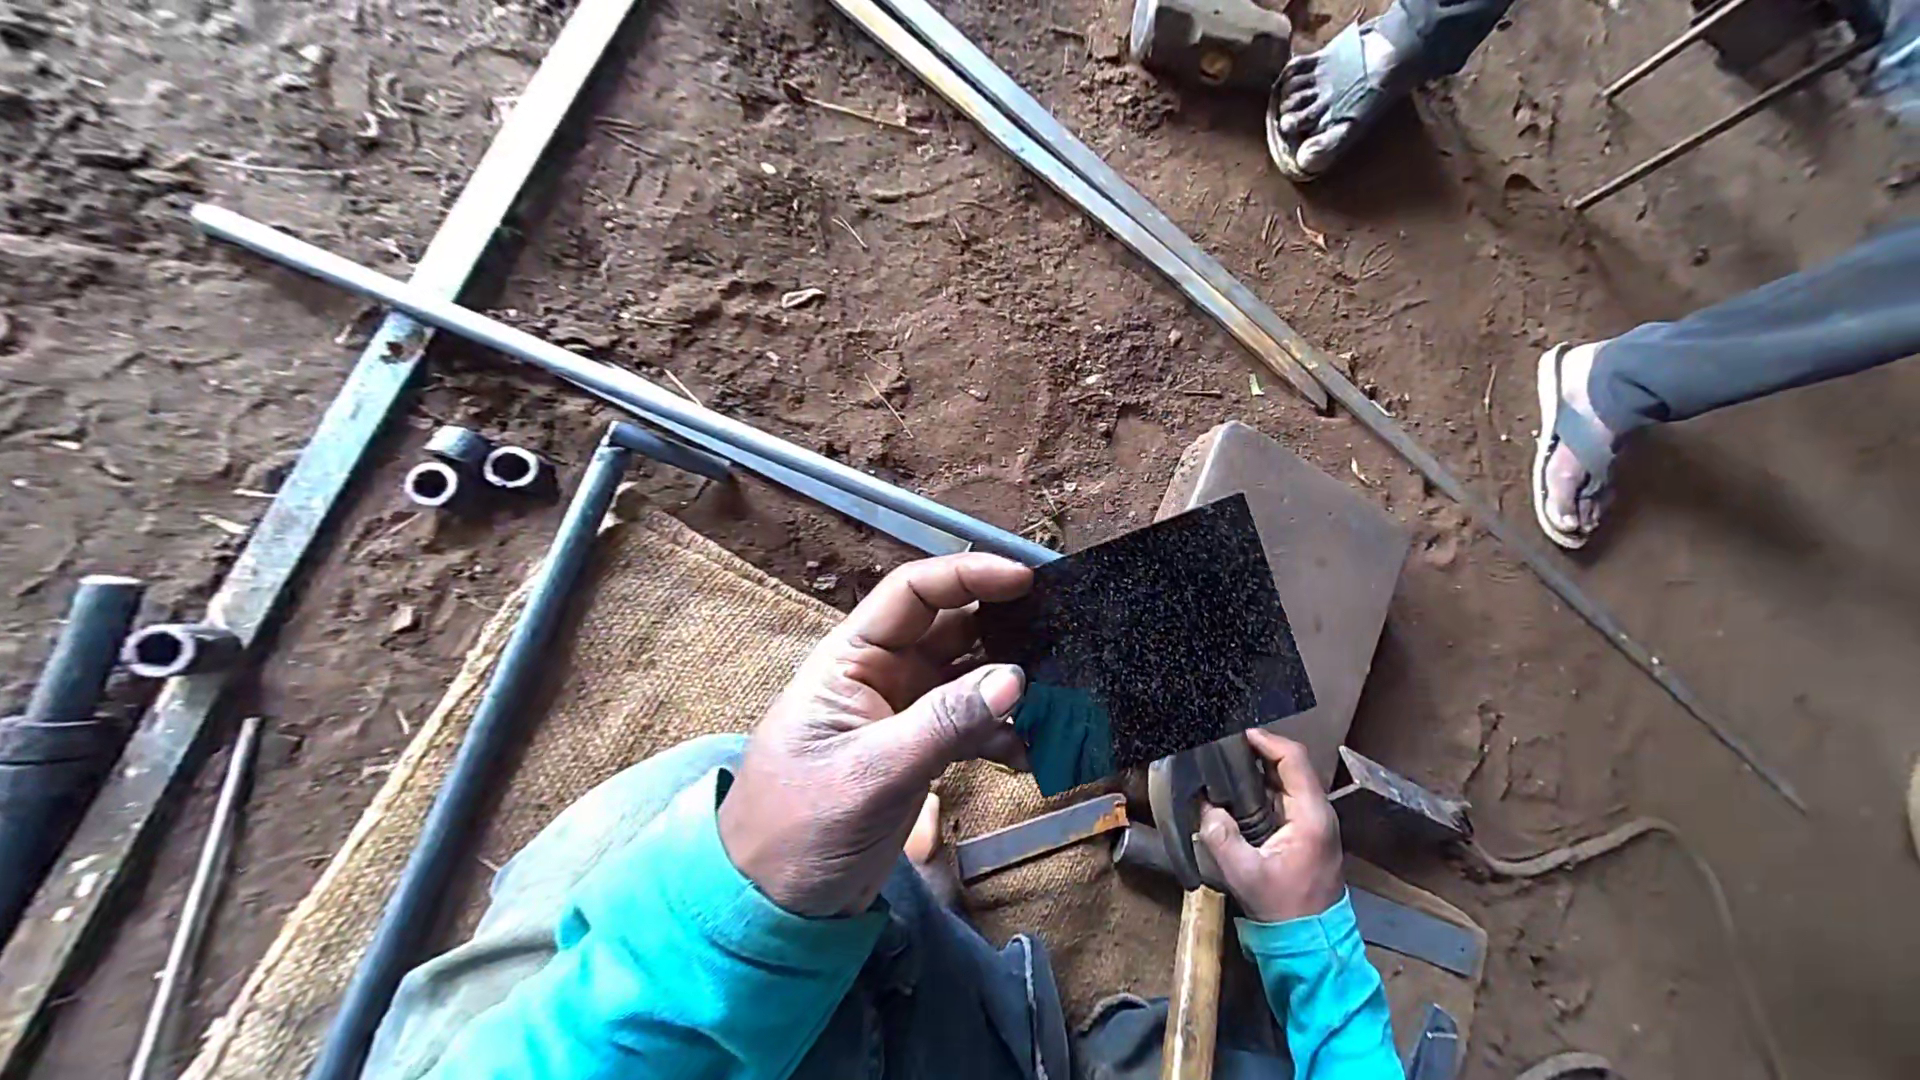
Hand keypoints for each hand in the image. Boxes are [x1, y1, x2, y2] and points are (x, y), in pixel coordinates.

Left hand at [718, 553, 1032, 916]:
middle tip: (1057, 633)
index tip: (1025, 579)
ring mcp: (903, 710)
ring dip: (1008, 685)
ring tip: (1053, 700)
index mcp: (852, 658)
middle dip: (1002, 627)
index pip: (913, 592)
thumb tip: (1015, 678)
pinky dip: (1001, 731)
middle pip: (950, 628)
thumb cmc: (799, 828)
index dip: (968, 575)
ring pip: (967, 675)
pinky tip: (1027, 752)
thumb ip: (944, 722)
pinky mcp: (920, 747)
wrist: (775, 907)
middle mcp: (881, 673)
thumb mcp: (871, 771)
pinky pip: (970, 722)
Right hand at [1196, 729, 1344, 922]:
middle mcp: (1316, 811)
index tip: (1237, 735)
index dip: (1266, 740)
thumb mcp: (1246, 875)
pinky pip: (1280, 793)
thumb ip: (1222, 838)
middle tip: (1222, 747)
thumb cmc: (1283, 907)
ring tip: (1223, 762)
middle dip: (1256, 750)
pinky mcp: (1302, 829)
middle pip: (1289, 763)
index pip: (1294, 759)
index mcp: (1311, 816)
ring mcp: (1311, 820)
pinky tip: (1233, 787)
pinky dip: (1258, 784)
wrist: (1309, 942)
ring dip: (1256, 767)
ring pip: (1284, 777)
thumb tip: (1206, 807)